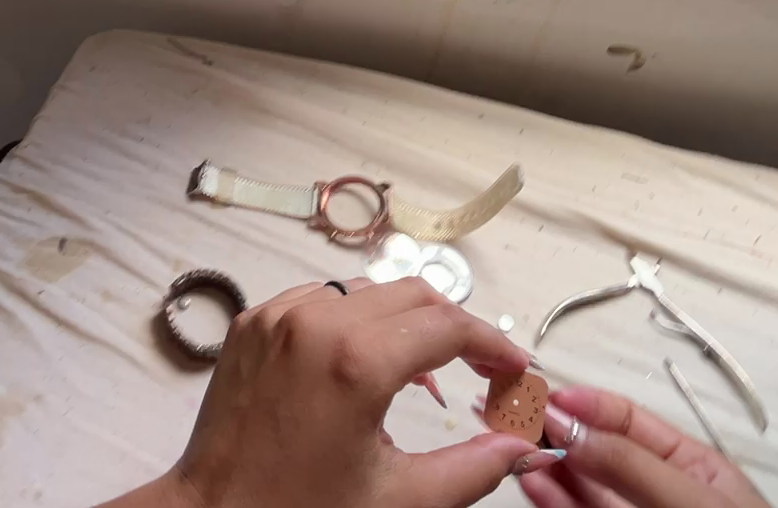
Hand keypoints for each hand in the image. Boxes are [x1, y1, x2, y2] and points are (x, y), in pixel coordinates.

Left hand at [110, 277, 551, 507]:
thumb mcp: (398, 501)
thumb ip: (472, 470)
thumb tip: (523, 444)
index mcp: (355, 362)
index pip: (446, 326)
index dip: (491, 343)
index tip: (515, 366)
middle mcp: (316, 319)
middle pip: (410, 293)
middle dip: (453, 325)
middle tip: (478, 366)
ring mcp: (279, 312)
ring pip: (365, 290)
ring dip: (402, 320)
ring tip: (421, 372)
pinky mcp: (254, 317)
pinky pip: (319, 298)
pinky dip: (352, 319)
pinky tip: (360, 360)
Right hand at [516, 385, 769, 507]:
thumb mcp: (696, 501)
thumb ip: (632, 463)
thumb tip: (568, 422)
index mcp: (690, 466)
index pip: (626, 418)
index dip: (585, 403)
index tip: (546, 395)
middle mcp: (654, 490)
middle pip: (594, 448)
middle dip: (554, 428)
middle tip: (513, 414)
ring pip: (580, 482)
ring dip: (544, 460)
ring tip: (512, 443)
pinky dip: (551, 496)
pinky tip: (531, 480)